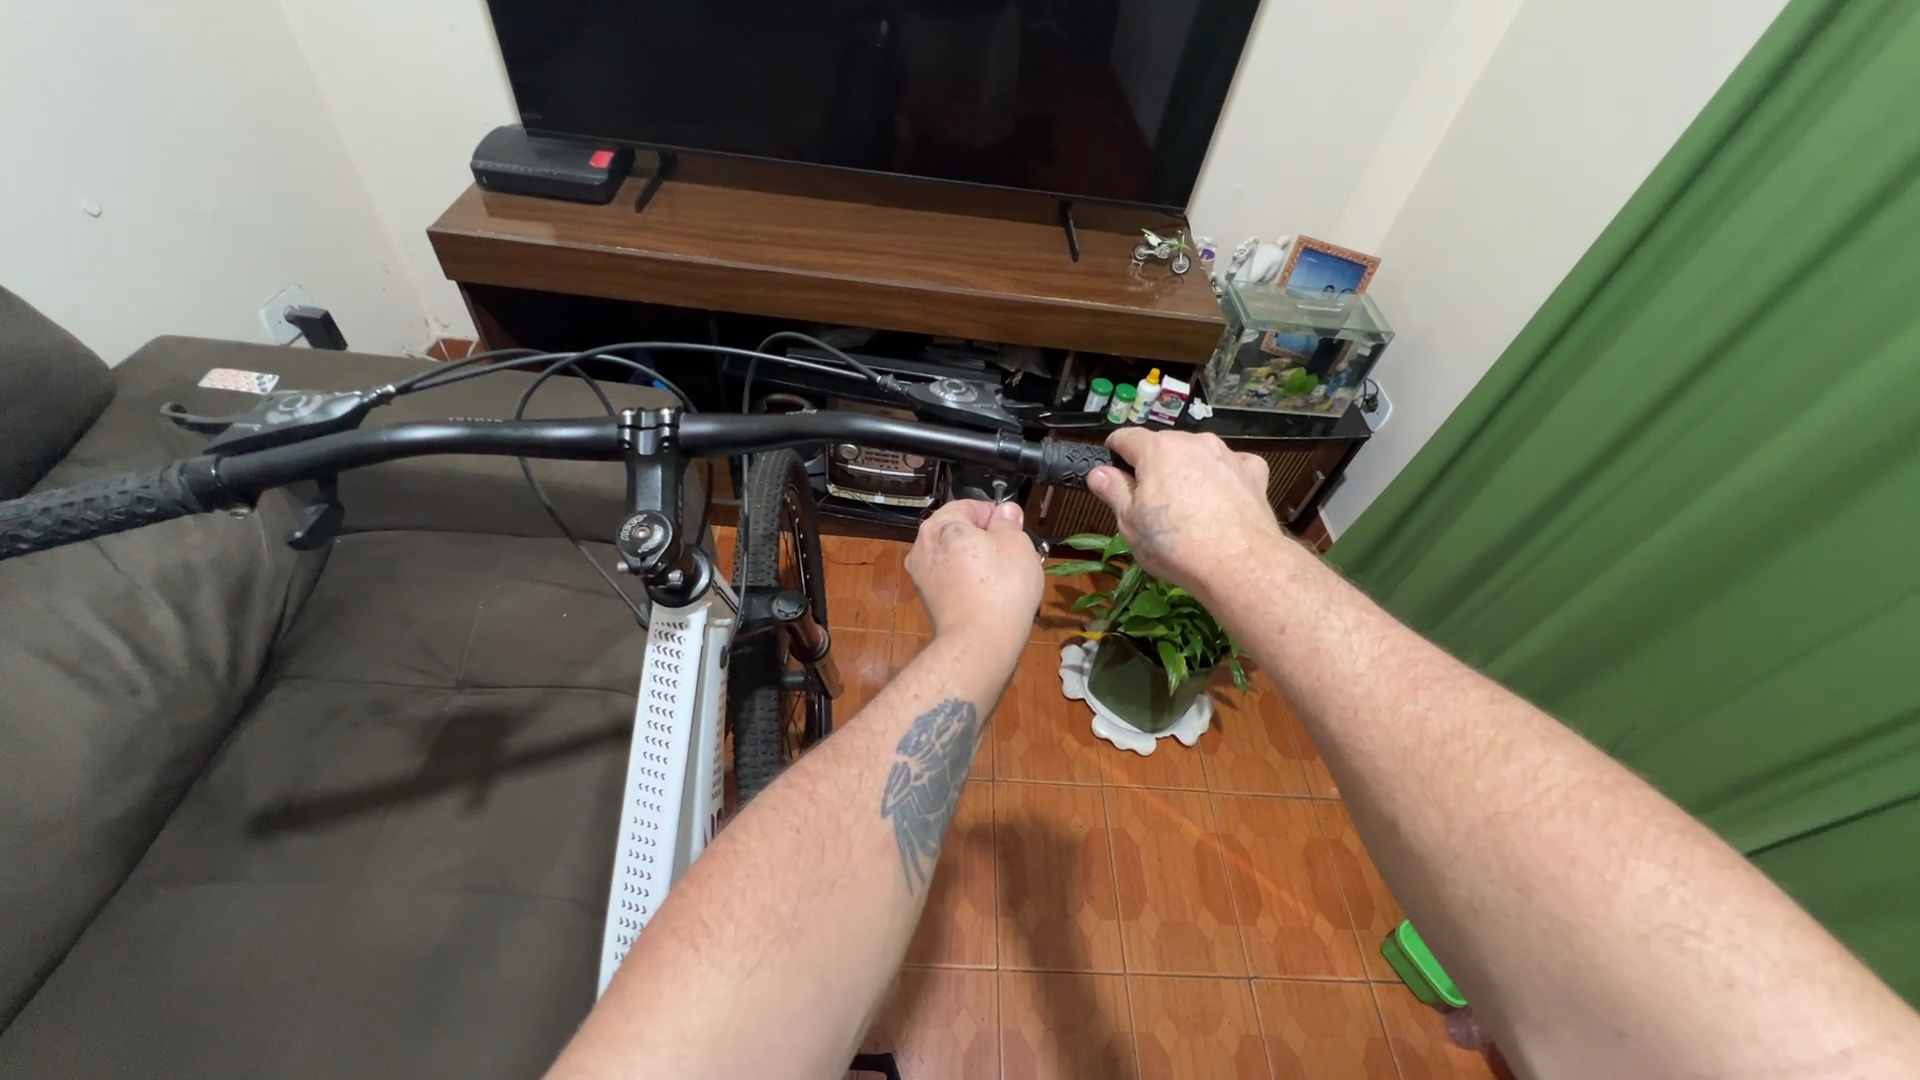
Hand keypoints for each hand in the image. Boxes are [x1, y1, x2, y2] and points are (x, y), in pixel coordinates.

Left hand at [905, 500, 1044, 646]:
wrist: (980, 642)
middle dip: (987, 538)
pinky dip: (970, 582)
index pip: (968, 506)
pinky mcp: (929, 601)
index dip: (995, 513)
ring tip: (1005, 576)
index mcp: (940, 525)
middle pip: (959, 532)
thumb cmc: (1001, 585)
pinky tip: (991, 595)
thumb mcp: (1016, 543)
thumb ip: (1008, 522)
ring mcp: (922, 576)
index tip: (1015, 528)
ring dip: (979, 561)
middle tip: (1014, 553)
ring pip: (956, 557)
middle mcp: (922, 547)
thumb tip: (1004, 511)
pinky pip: (953, 580)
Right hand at [1088, 429, 1285, 595]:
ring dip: (1186, 470)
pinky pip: (1230, 465)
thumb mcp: (1130, 522)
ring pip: (1196, 454)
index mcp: (1157, 449)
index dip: (1113, 453)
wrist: (1239, 564)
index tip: (1111, 472)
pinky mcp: (1253, 472)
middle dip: (1152, 466)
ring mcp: (1226, 454)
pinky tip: (1220, 499)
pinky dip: (1221, 476)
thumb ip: (1113, 491)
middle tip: (1148, 503)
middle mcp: (1193, 442)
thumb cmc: (1175, 545)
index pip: (1125, 437)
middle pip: (1163, 446)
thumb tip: (1097, 472)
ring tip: (1187, 507)